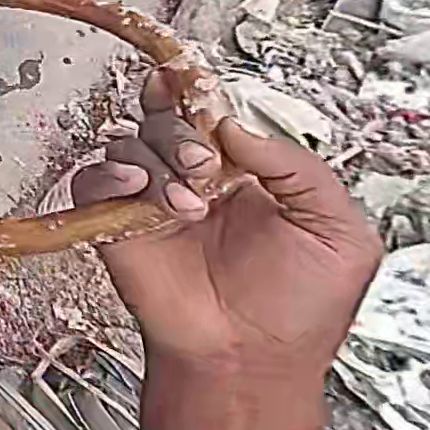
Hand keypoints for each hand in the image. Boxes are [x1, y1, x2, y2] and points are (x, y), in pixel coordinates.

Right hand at [72, 73, 381, 385]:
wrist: (248, 354)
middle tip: (203, 166)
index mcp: (237, 172)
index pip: (206, 116)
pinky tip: (134, 188)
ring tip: (185, 205)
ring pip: (127, 143)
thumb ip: (297, 169)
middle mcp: (187, 178)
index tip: (184, 75)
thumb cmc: (297, 305)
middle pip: (161, 120)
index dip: (192, 91)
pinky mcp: (111, 220)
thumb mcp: (336, 231)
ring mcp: (146, 199)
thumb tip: (234, 126)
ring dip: (155, 161)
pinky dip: (107, 175)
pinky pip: (92, 180)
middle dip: (179, 134)